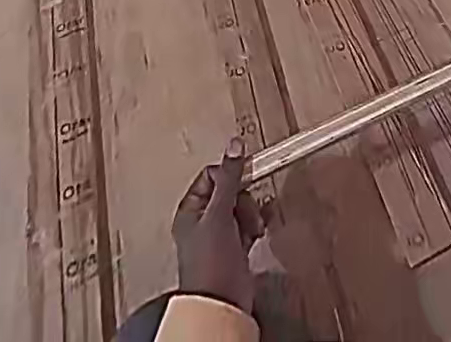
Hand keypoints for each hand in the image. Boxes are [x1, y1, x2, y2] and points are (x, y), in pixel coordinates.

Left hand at [171, 140, 264, 310]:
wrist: (221, 305)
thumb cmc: (211, 261)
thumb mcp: (219, 213)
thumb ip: (229, 179)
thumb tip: (235, 145)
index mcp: (191, 208)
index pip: (211, 176)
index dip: (228, 176)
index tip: (243, 180)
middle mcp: (202, 219)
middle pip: (228, 191)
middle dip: (242, 199)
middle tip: (246, 212)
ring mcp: (219, 235)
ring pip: (239, 208)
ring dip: (250, 213)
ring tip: (253, 228)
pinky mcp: (234, 248)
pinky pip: (247, 225)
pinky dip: (255, 224)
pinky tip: (260, 229)